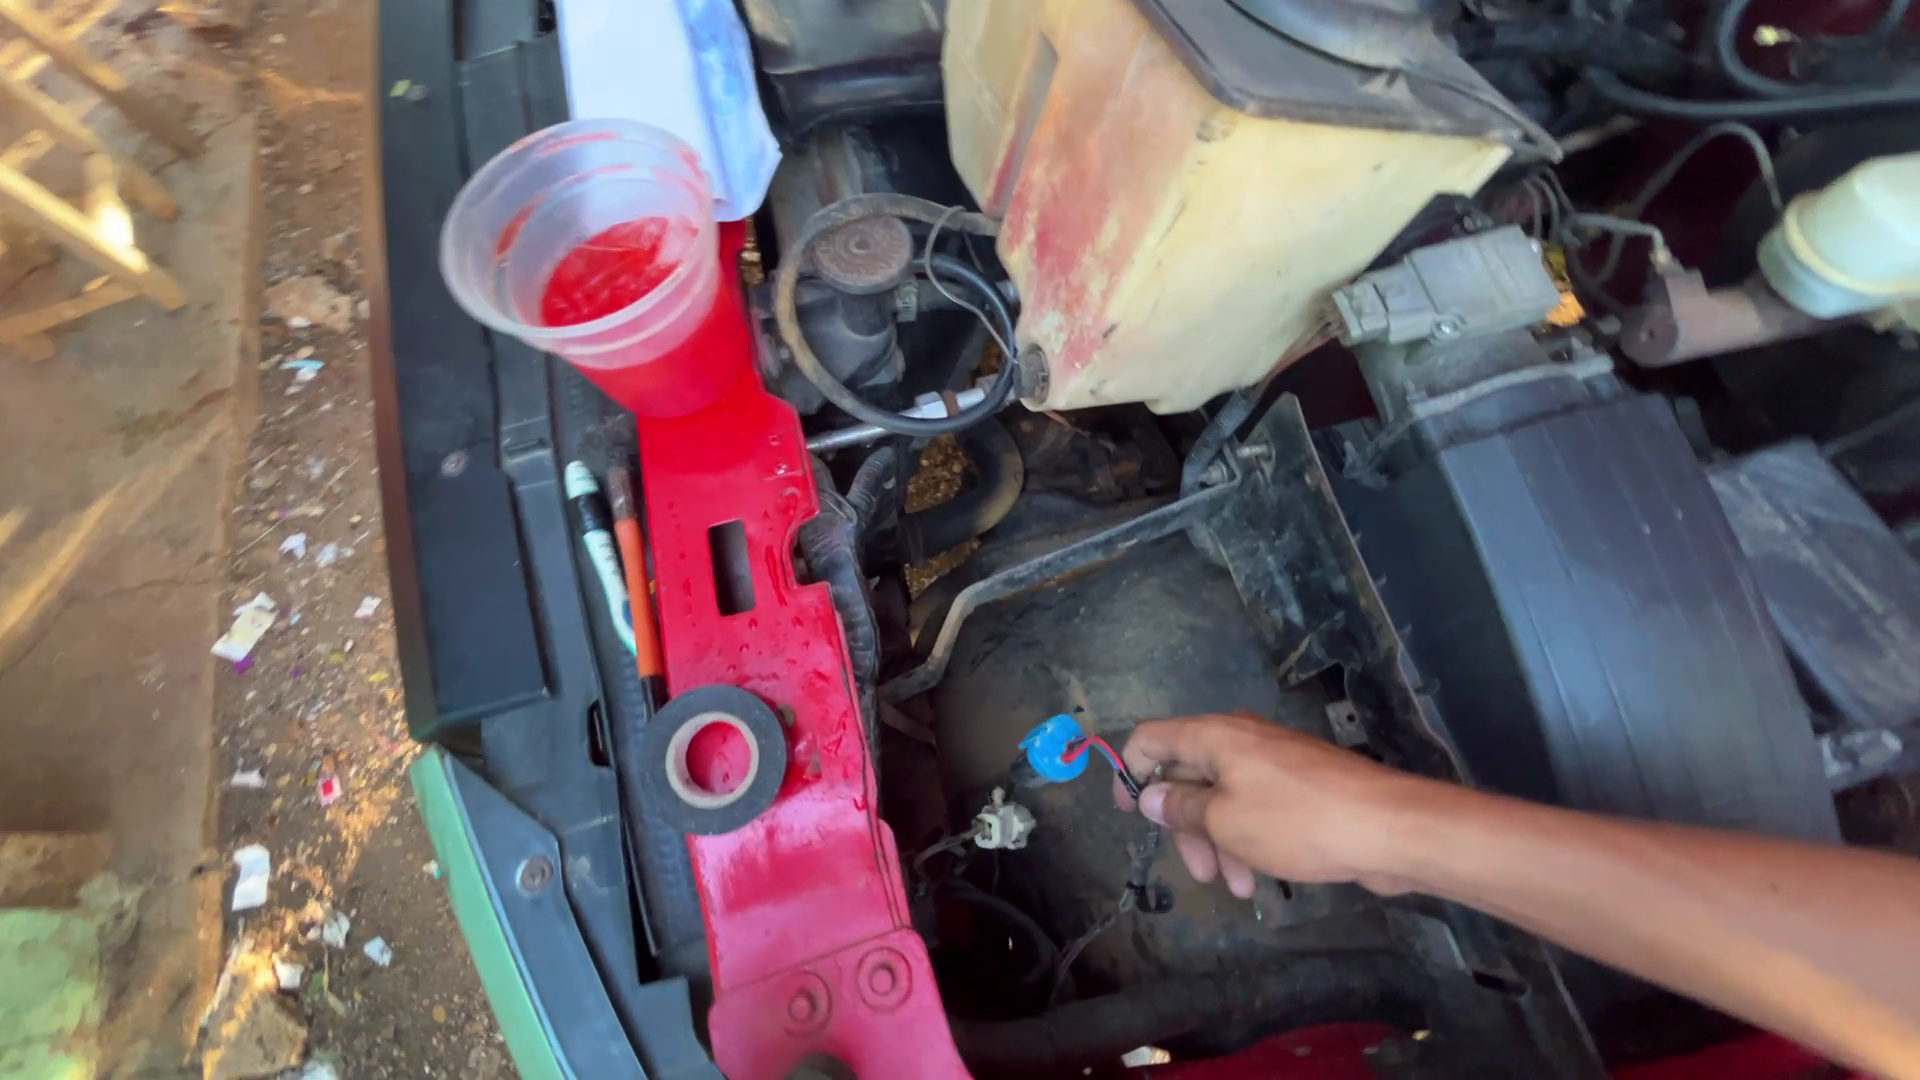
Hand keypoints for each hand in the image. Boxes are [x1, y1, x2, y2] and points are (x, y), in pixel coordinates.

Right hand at [1113, 713, 1440, 897]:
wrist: (1391, 827)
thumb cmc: (1296, 820)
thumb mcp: (1225, 822)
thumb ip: (1180, 807)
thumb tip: (1149, 795)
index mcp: (1212, 735)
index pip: (1151, 738)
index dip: (1130, 771)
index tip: (1129, 813)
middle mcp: (1237, 738)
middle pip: (1188, 773)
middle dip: (1185, 824)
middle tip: (1197, 870)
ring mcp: (1271, 758)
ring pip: (1223, 794)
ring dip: (1219, 840)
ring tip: (1238, 888)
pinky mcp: (1299, 781)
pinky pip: (1255, 803)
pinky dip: (1247, 835)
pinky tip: (1260, 876)